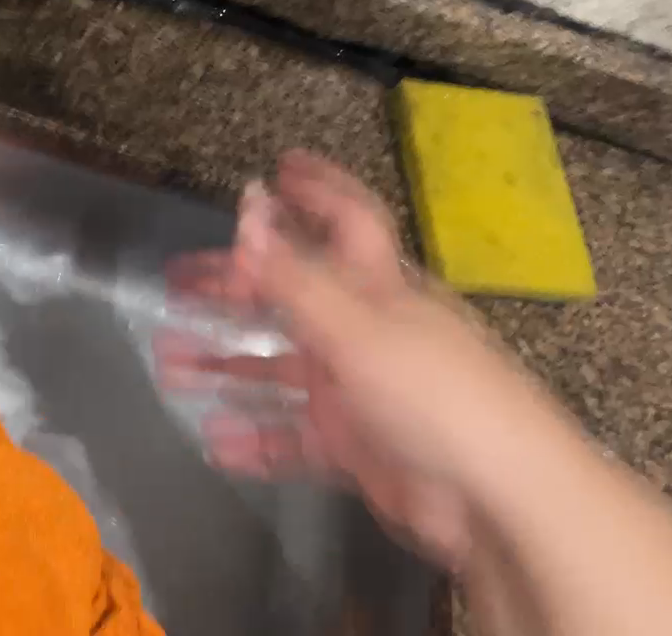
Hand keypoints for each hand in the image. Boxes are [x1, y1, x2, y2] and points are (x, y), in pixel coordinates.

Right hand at [159, 150, 576, 571]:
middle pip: (285, 296)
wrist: (504, 507)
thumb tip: (249, 201)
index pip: (348, 222)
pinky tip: (214, 437)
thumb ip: (290, 269)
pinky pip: (287, 433)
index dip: (319, 189)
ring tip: (167, 365)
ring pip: (273, 366)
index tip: (282, 164)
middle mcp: (363, 332)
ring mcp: (355, 389)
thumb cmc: (435, 395)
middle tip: (176, 280)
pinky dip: (250, 436)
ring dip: (220, 365)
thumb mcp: (353, 325)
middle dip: (229, 286)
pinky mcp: (351, 443)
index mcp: (376, 291)